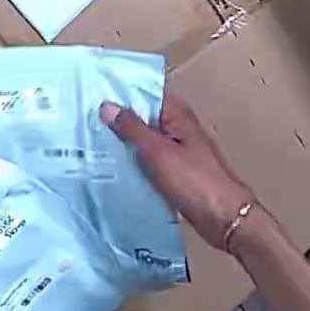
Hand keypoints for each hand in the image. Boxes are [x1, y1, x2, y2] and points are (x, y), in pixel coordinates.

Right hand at [101, 97, 256, 251]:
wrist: (226, 220)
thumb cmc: (194, 181)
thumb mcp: (158, 152)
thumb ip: (132, 128)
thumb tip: (107, 105)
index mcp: (177, 114)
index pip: (145, 92)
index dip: (121, 90)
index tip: (92, 90)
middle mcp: (177, 127)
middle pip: (143, 115)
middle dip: (118, 116)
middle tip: (83, 115)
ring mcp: (177, 150)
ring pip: (144, 138)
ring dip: (123, 140)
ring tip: (89, 137)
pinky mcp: (175, 171)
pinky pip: (148, 159)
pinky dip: (133, 159)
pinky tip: (111, 164)